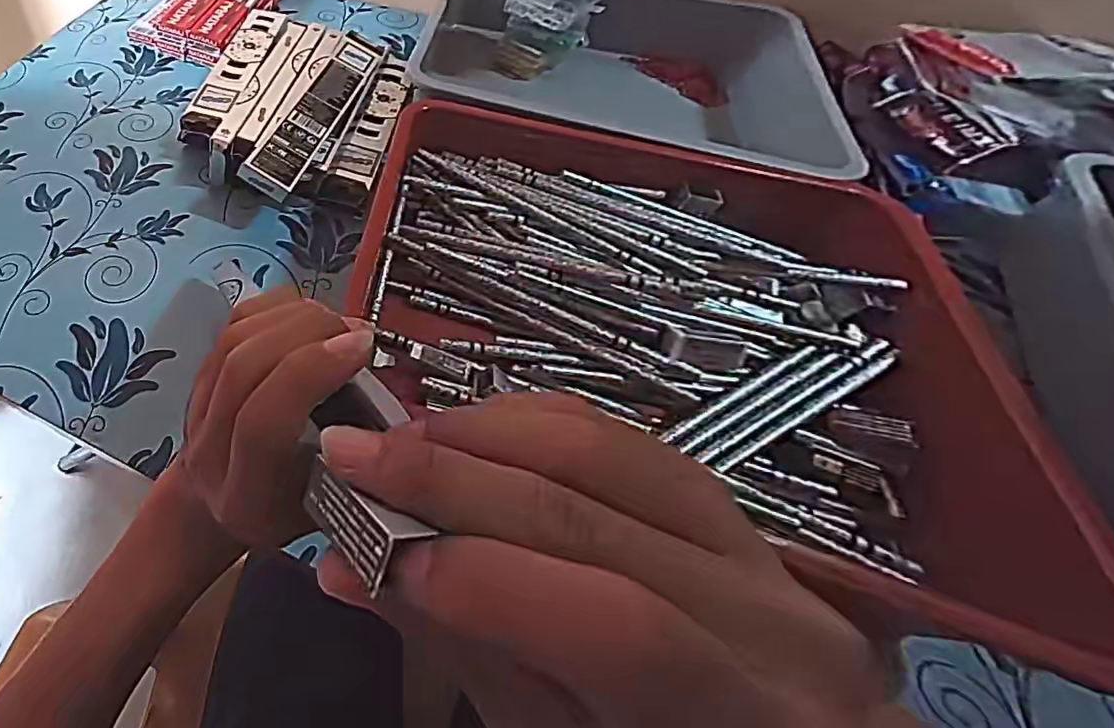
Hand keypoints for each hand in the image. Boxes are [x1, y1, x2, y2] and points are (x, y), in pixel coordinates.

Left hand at [169, 285, 374, 550]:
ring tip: (335, 321)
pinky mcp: (200, 373)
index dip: (311, 371)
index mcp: (246, 493)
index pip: (263, 421)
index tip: (359, 348)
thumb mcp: (326, 507)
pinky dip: (272, 308)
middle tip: (354, 331)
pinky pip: (232, 325)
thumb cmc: (279, 511)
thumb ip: (354, 462)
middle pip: (245, 367)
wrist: (216, 507)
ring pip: (236, 340)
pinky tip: (304, 312)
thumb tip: (385, 396)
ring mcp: (198, 406)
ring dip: (292, 317)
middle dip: (306, 333)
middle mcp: (211, 447)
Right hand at [314, 392, 904, 727]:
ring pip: (596, 444)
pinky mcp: (713, 496)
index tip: (371, 543)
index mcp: (749, 717)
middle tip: (352, 453)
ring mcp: (747, 541)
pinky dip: (522, 417)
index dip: (483, 578)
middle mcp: (769, 616)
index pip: (616, 624)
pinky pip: (608, 431)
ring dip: (476, 429)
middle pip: (588, 509)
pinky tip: (467, 428)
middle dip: (447, 475)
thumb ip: (458, 646)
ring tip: (400, 438)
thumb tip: (344, 567)